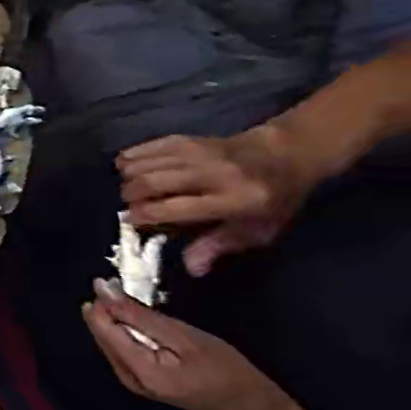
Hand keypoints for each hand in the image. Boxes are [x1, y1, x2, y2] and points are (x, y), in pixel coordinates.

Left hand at [82, 279, 332, 409]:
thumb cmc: (233, 374)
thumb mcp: (186, 337)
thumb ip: (138, 314)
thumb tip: (101, 289)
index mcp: (138, 370)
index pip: (99, 324)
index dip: (104, 301)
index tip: (119, 287)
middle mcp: (126, 377)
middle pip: (100, 330)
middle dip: (113, 311)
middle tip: (139, 301)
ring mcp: (131, 379)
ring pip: (109, 336)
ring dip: (122, 321)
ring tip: (151, 317)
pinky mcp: (139, 379)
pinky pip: (122, 346)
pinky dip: (131, 333)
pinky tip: (151, 331)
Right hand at [117, 125, 315, 275]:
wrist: (284, 156)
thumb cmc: (272, 200)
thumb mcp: (257, 230)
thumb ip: (218, 246)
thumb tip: (192, 269)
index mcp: (234, 200)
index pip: (172, 208)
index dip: (143, 216)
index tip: (133, 221)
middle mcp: (211, 174)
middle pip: (147, 183)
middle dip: (130, 197)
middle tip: (134, 205)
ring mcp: (194, 153)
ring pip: (137, 166)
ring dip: (127, 180)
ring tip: (136, 190)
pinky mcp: (181, 140)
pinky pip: (137, 150)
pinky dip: (127, 162)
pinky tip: (134, 171)